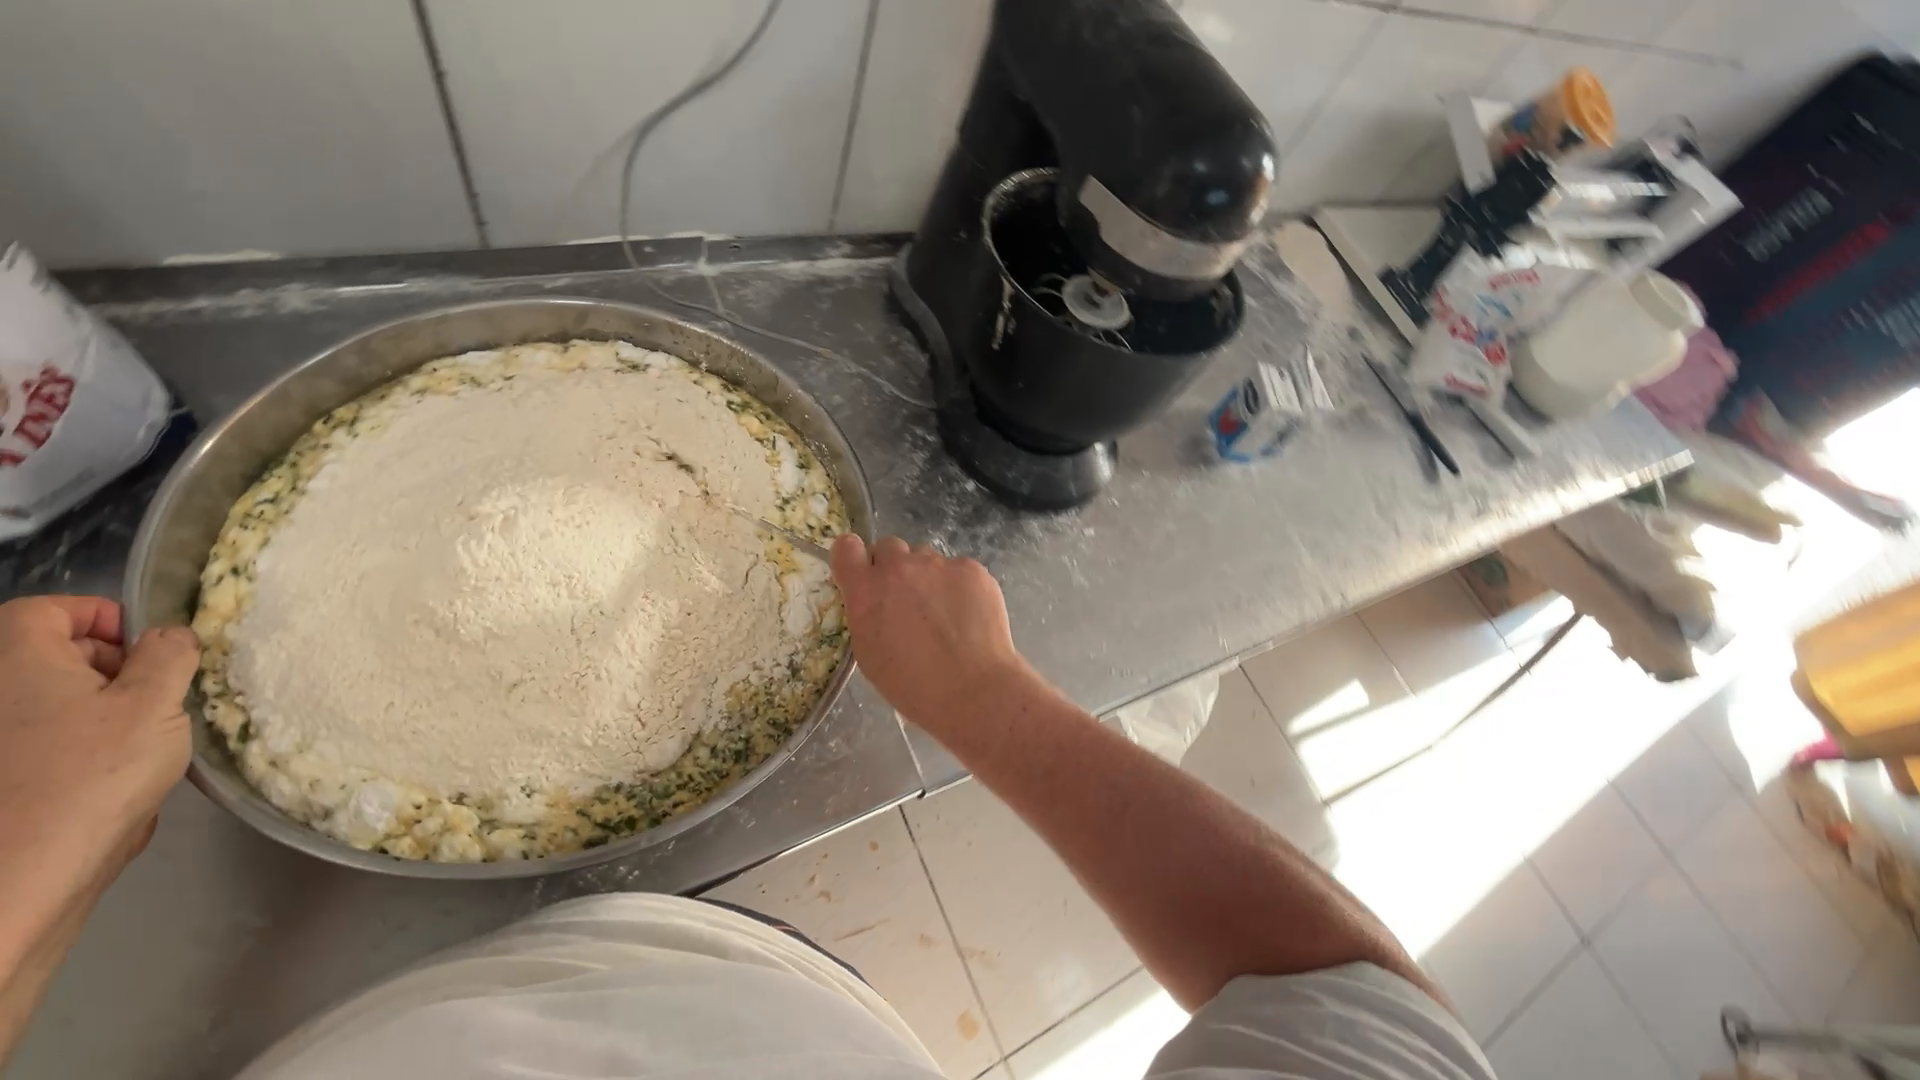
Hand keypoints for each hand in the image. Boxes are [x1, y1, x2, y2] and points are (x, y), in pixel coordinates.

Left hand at [0, 597, 199, 919]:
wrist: (25, 872)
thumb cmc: (93, 773)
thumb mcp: (156, 703)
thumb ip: (171, 655)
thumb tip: (170, 635)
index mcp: (18, 661)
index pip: (47, 609)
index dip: (102, 617)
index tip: (149, 648)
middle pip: (51, 654)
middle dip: (112, 666)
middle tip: (157, 695)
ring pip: (55, 701)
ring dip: (104, 710)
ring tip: (145, 742)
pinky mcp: (7, 776)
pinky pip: (46, 742)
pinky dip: (82, 747)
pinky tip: (113, 776)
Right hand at [830, 536, 1039, 733]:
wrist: (972, 688)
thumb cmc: (912, 684)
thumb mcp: (869, 652)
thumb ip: (865, 613)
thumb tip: (874, 599)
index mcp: (866, 590)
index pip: (846, 547)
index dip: (854, 558)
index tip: (863, 573)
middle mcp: (899, 568)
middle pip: (889, 547)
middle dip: (894, 568)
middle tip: (907, 599)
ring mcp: (938, 565)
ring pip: (926, 558)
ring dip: (928, 577)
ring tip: (943, 613)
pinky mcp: (970, 569)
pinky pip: (957, 569)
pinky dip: (959, 586)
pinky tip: (968, 616)